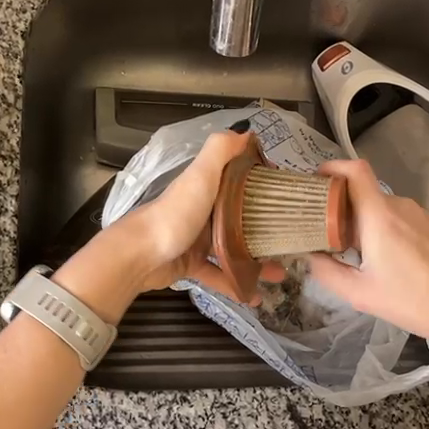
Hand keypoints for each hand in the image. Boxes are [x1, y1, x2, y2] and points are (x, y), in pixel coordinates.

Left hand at [72, 130, 275, 312]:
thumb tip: (246, 130)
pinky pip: (217, 275)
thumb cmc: (175, 214)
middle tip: (290, 242)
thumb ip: (220, 151)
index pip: (239, 182)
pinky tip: (255, 297)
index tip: (289, 199)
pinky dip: (235, 285)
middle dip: (265, 230)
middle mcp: (202, 210)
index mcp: (206, 187)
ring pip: (232, 249)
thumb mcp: (200, 176)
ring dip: (255, 262)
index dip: (262, 188)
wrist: (138, 255)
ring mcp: (195, 238)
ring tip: (280, 274)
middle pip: (240, 218)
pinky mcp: (189, 264)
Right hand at [306, 158, 428, 351]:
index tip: (313, 182)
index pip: (355, 170)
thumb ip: (326, 271)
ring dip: (357, 218)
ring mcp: (415, 213)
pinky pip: (392, 215)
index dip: (332, 167)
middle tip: (319, 228)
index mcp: (379, 216)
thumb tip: (307, 255)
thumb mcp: (360, 293)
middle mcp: (398, 206)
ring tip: (345, 248)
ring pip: (376, 205)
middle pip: (360, 190)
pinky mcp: (427, 225)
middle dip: (337, 204)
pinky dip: (376, 226)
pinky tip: (375, 255)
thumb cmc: (412, 301)